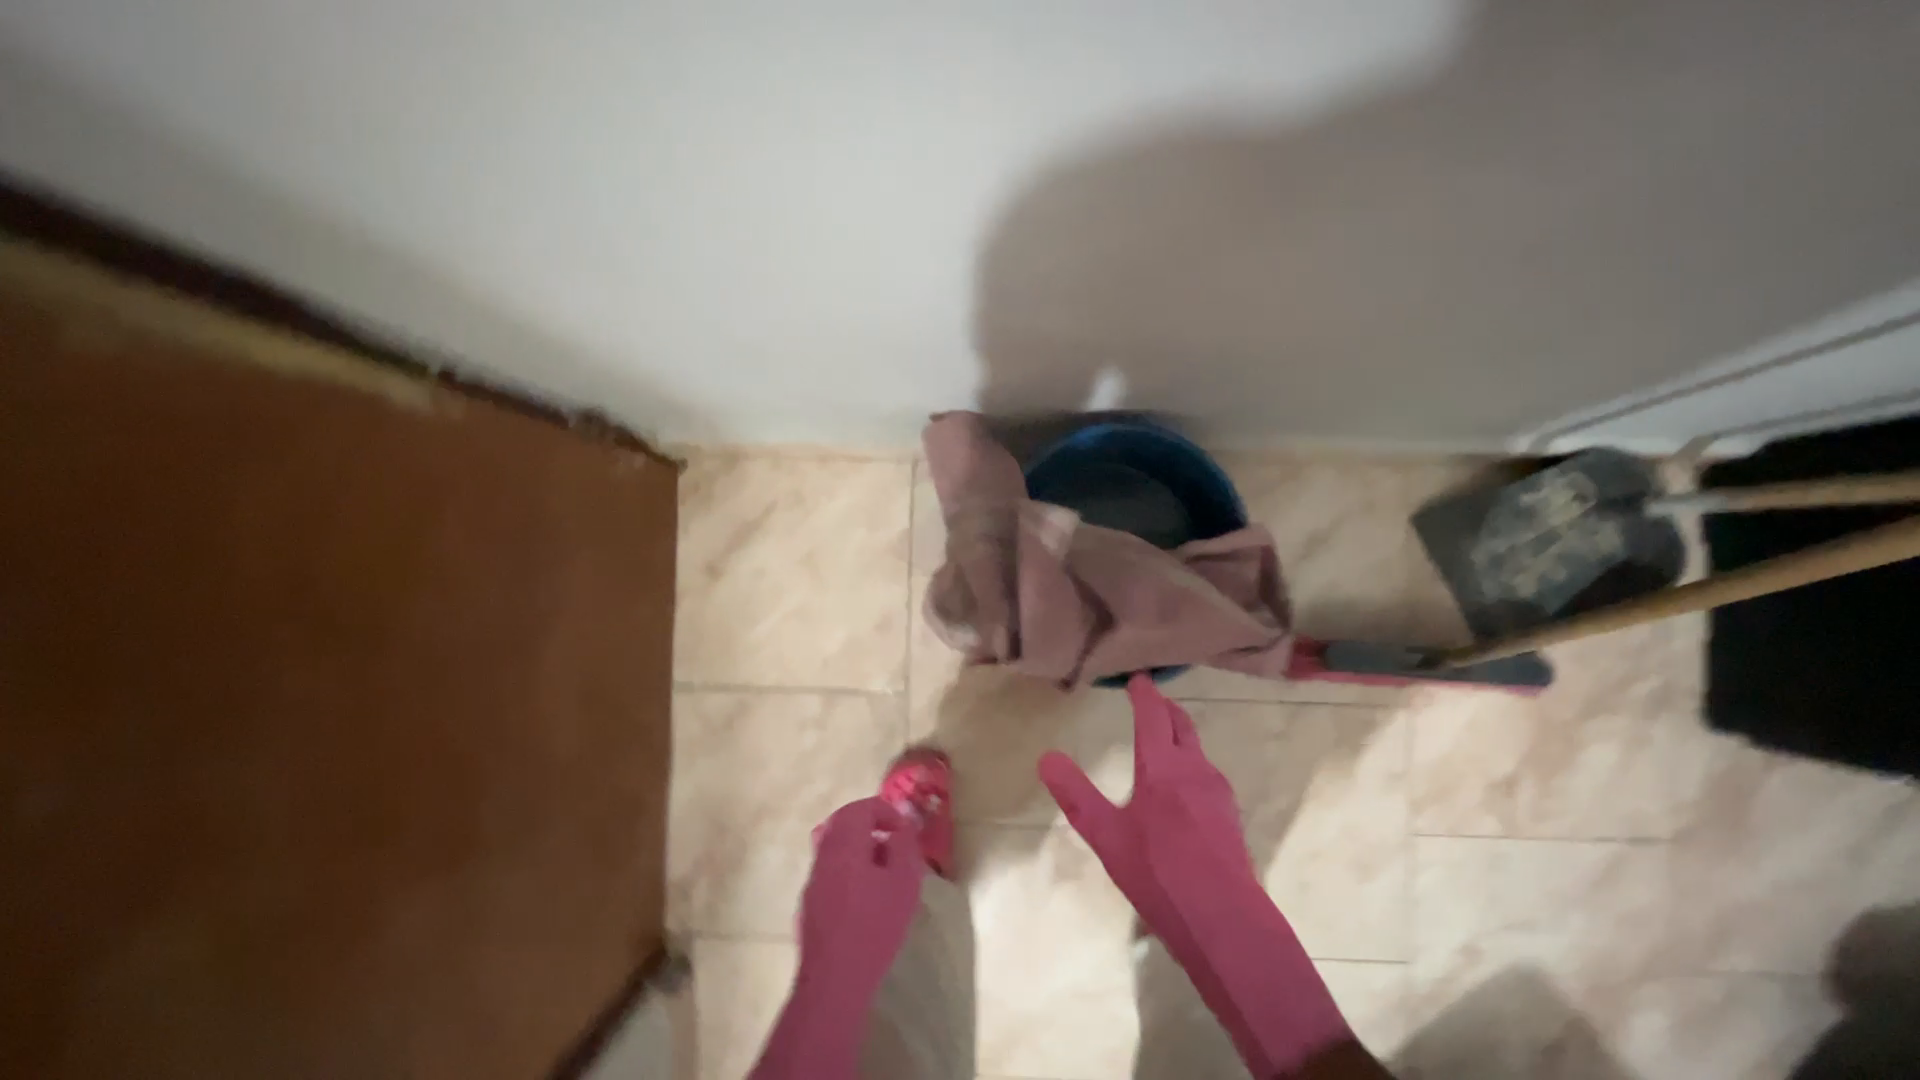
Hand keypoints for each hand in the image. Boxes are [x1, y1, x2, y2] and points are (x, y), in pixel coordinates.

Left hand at [750, 798, 926, 1079]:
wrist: (834, 978)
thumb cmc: (874, 926)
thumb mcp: (903, 883)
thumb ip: (903, 847)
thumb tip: (900, 829)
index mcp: (844, 845)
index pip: (861, 808)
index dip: (886, 812)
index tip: (904, 831)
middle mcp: (822, 855)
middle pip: (842, 823)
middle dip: (870, 825)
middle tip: (895, 842)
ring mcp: (812, 880)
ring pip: (834, 846)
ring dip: (860, 847)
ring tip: (885, 870)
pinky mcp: (809, 902)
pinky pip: (830, 869)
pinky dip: (850, 867)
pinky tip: (866, 895)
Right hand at [1041, 674, 1358, 1078]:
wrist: (1224, 920)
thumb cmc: (1158, 873)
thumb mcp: (1106, 835)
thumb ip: (1076, 795)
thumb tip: (1047, 757)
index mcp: (1163, 767)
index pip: (1154, 717)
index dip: (1145, 695)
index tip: (1139, 680)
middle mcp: (1196, 770)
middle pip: (1183, 727)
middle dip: (1166, 710)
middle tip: (1152, 701)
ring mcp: (1218, 794)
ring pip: (1197, 752)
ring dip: (1180, 737)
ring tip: (1162, 743)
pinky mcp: (1229, 819)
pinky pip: (1206, 777)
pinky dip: (1190, 765)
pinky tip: (1180, 791)